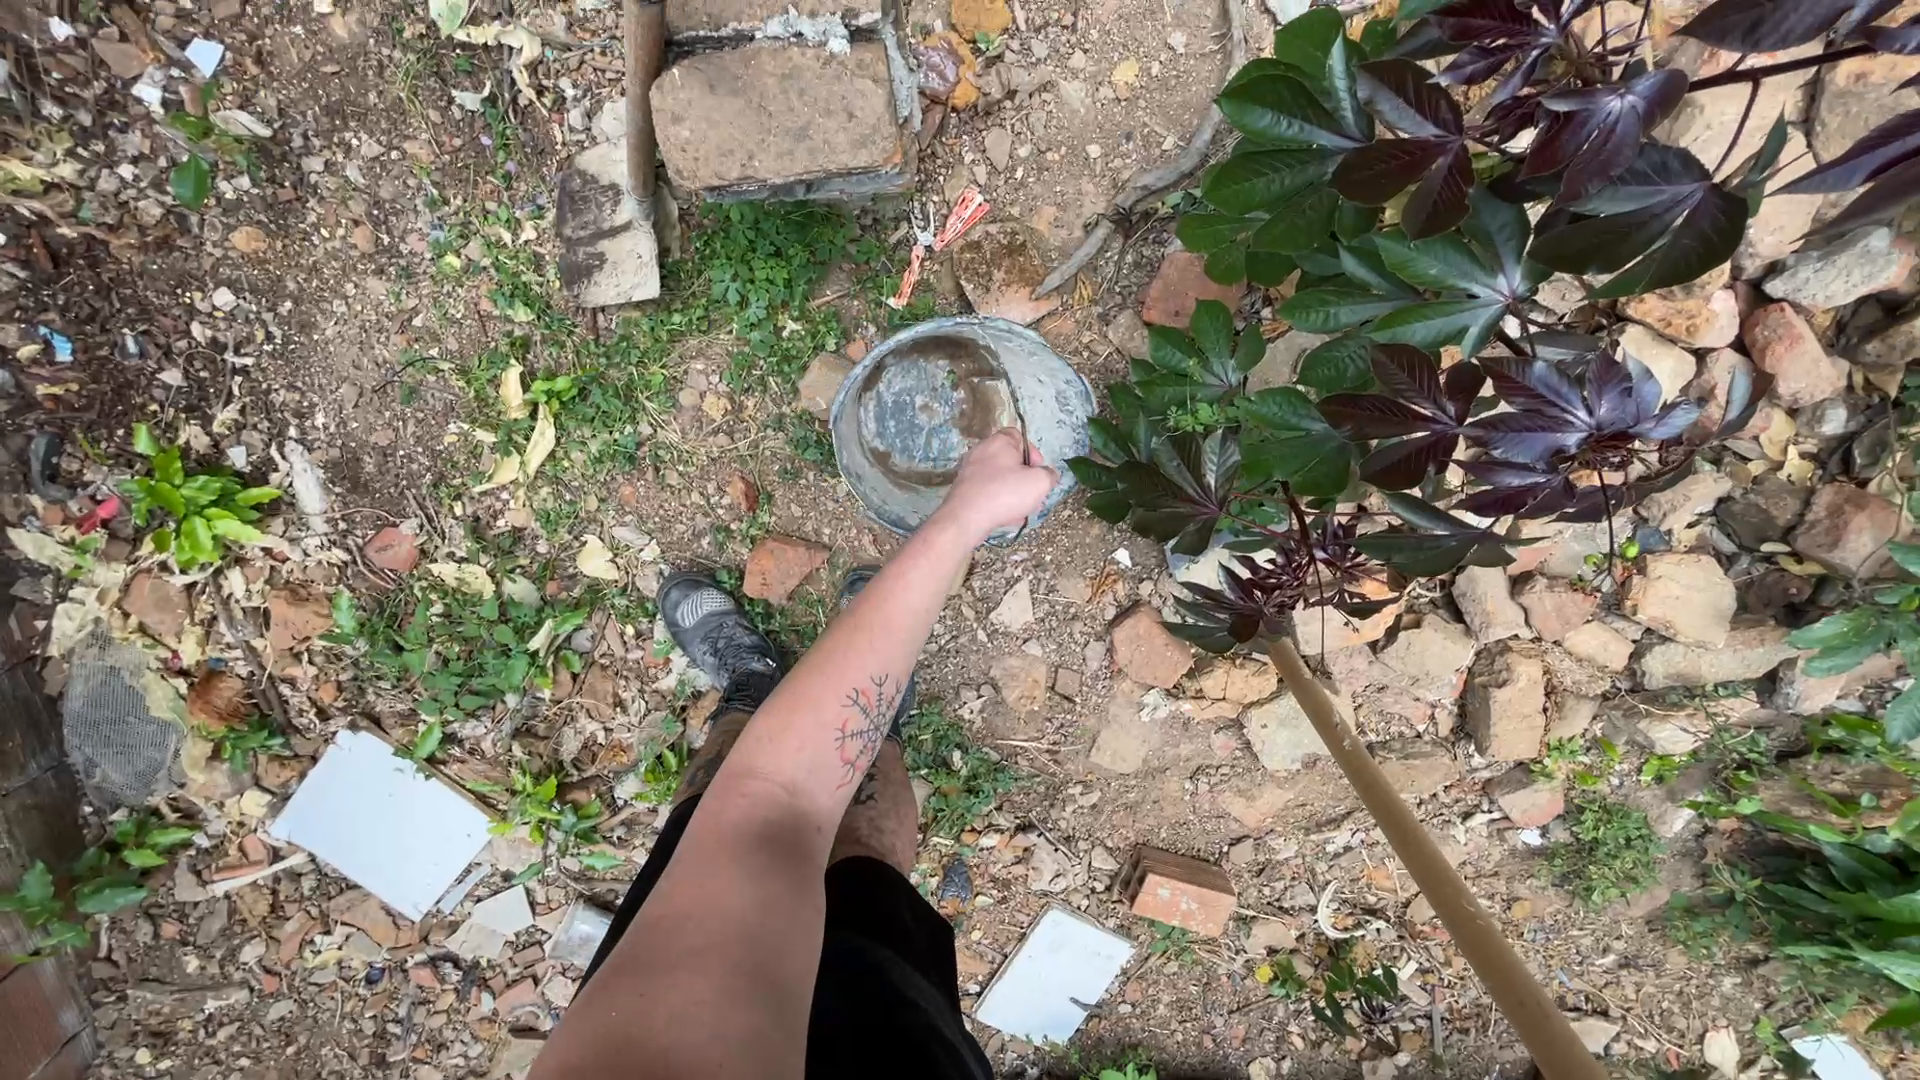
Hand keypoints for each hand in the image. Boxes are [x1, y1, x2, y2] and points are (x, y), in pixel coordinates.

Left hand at [934, 428, 1057, 538]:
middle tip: (1032, 494)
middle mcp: (981, 451)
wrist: (967, 517)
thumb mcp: (1040, 482)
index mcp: (999, 441)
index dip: (1033, 452)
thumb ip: (1049, 475)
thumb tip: (1048, 475)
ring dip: (1013, 493)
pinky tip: (1006, 517)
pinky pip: (987, 491)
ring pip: (999, 478)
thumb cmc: (1005, 493)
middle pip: (1009, 460)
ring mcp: (969, 470)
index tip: (1038, 471)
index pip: (1019, 436)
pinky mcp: (963, 489)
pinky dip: (998, 501)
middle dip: (1025, 478)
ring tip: (1021, 510)